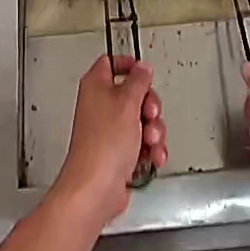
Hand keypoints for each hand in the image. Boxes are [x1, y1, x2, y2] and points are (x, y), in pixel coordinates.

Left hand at [50, 55, 167, 224]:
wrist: (97, 188)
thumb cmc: (102, 146)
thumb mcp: (127, 102)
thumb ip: (139, 81)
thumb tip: (143, 68)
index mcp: (96, 86)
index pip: (111, 62)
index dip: (129, 65)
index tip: (144, 72)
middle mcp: (100, 105)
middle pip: (134, 93)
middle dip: (149, 105)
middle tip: (148, 113)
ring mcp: (109, 129)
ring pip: (142, 119)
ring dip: (153, 130)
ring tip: (149, 140)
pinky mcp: (118, 151)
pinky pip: (142, 142)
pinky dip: (151, 149)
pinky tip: (151, 156)